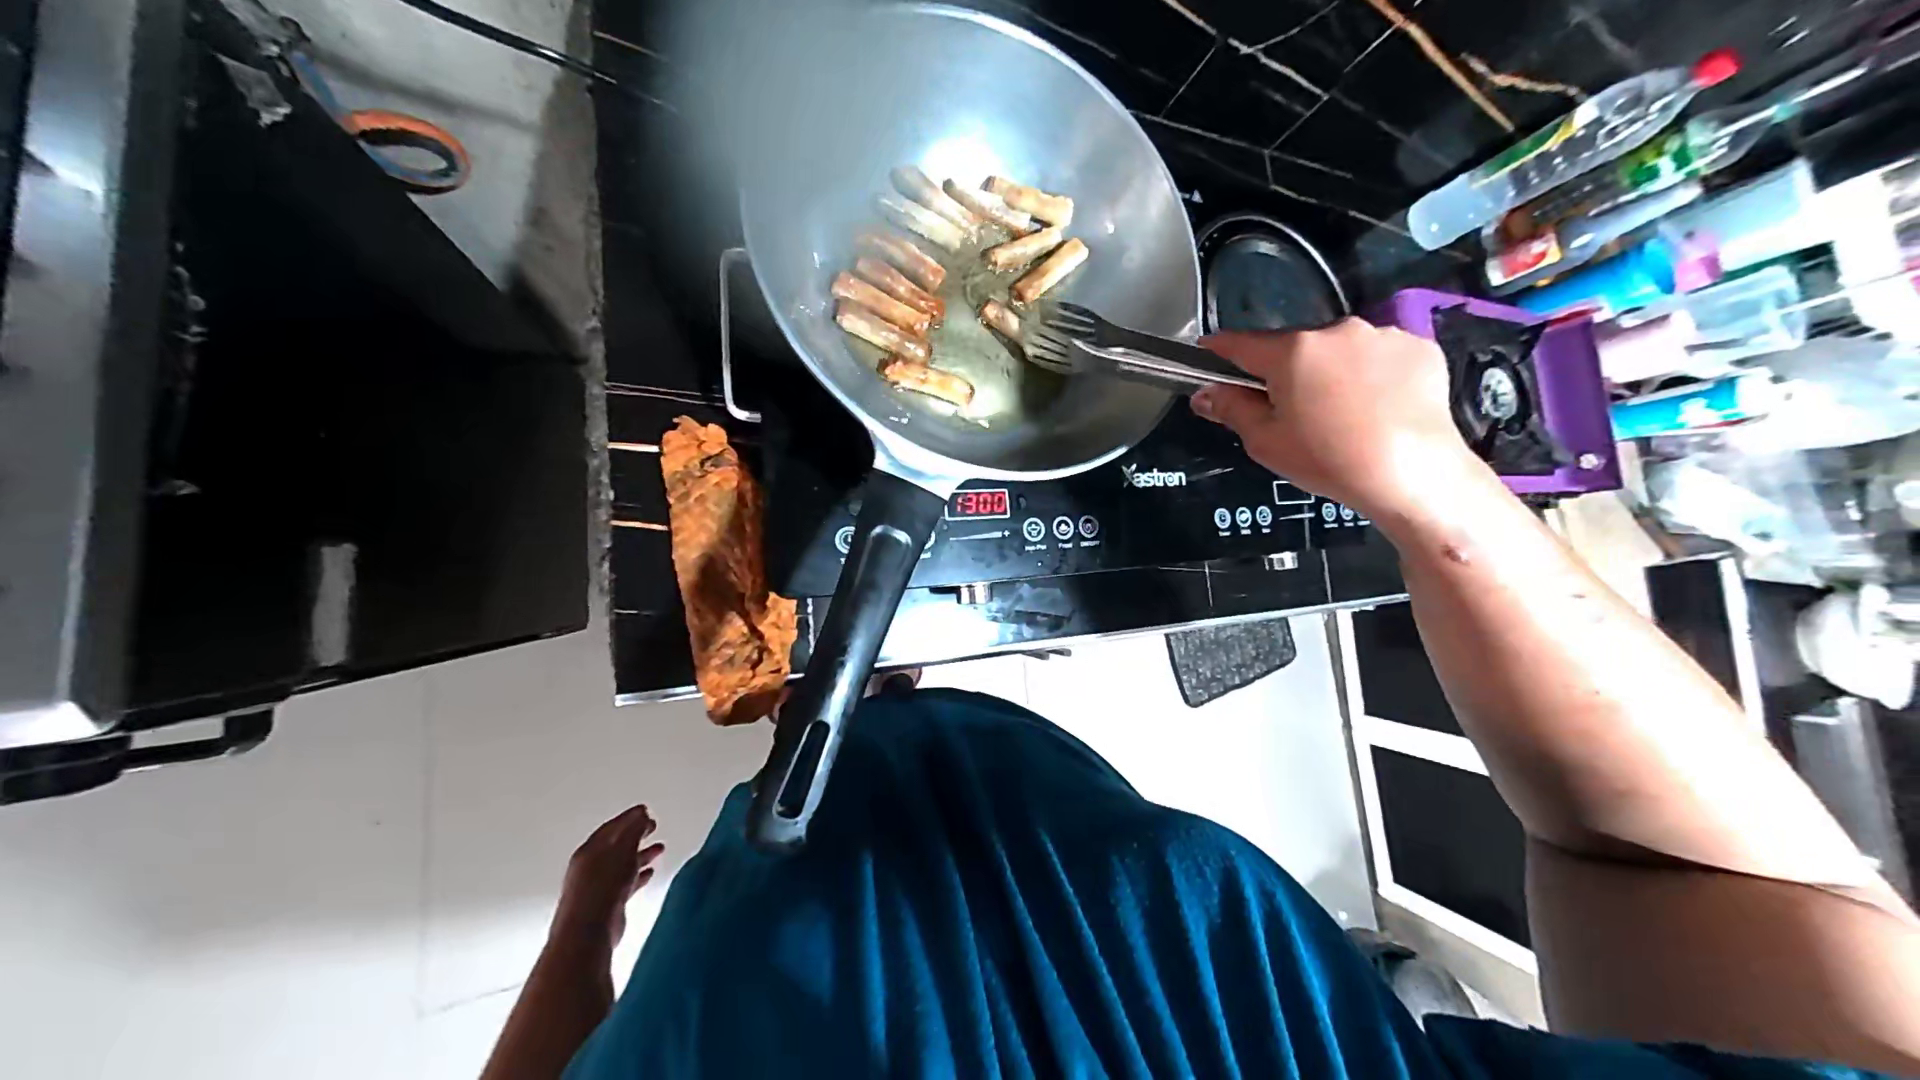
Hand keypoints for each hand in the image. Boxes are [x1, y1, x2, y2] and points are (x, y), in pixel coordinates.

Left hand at [550, 803, 665, 948]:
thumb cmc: (602, 888)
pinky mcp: (606, 906)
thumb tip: (641, 815)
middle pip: (617, 845)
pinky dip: (638, 875)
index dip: (630, 817)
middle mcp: (590, 868)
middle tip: (652, 826)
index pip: (612, 827)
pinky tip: (649, 873)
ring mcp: (597, 887)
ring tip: (659, 848)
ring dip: (641, 855)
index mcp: (589, 850)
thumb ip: (634, 829)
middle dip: (636, 835)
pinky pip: (625, 884)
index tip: (644, 810)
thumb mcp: (623, 849)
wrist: (589, 932)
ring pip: (623, 864)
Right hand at [1189, 318, 1484, 521]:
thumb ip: (1232, 409)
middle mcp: (1337, 331)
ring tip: (1340, 413)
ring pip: (1340, 351)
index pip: (1242, 344)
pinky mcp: (1419, 348)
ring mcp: (1382, 335)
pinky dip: (1372, 375)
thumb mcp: (1266, 442)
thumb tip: (1205, 393)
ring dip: (1331, 372)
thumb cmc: (1328, 460)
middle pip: (1295, 348)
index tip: (1208, 352)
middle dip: (1287, 372)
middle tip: (1290, 410)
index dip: (1219, 350)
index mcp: (1293, 352)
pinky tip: (1376, 407)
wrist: (1414, 473)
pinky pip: (1381, 356)